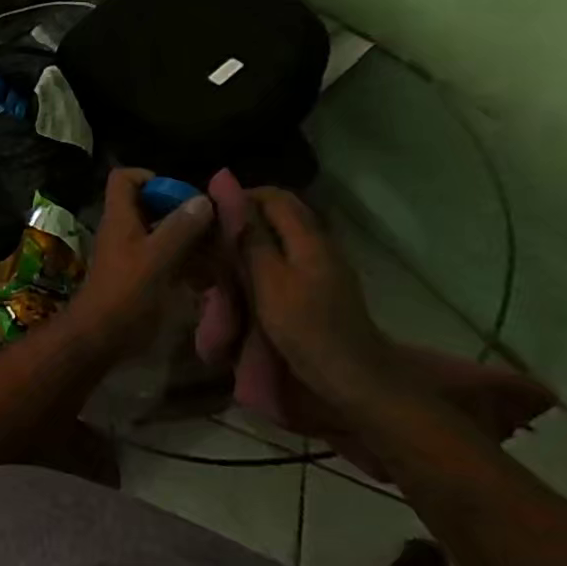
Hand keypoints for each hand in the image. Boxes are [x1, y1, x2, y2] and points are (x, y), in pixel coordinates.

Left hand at [69, 169, 215, 348]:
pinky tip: (207, 275)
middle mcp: (123, 228)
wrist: (102, 334)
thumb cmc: (126, 291)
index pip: (124, 178)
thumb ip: (179, 228)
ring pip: (159, 232)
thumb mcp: (157, 257)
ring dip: (186, 237)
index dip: (150, 178)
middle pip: (148, 204)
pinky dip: (183, 259)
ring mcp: (130, 251)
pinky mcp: (139, 274)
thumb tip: (202, 199)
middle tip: (209, 224)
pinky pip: (163, 256)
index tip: (180, 194)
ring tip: (217, 249)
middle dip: (179, 210)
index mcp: (120, 216)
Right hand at [232, 186, 396, 401]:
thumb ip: (247, 233)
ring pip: (281, 237)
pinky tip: (246, 287)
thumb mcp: (267, 279)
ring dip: (252, 245)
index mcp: (308, 236)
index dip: (239, 199)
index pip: (272, 195)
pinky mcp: (322, 288)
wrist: (356, 382)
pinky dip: (263, 265)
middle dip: (244, 222)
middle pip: (278, 214)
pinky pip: (287, 260)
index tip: (211, 219)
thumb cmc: (307, 328)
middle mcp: (319, 243)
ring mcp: (324, 266)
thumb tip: (224, 182)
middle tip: (215, 244)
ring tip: (225, 266)